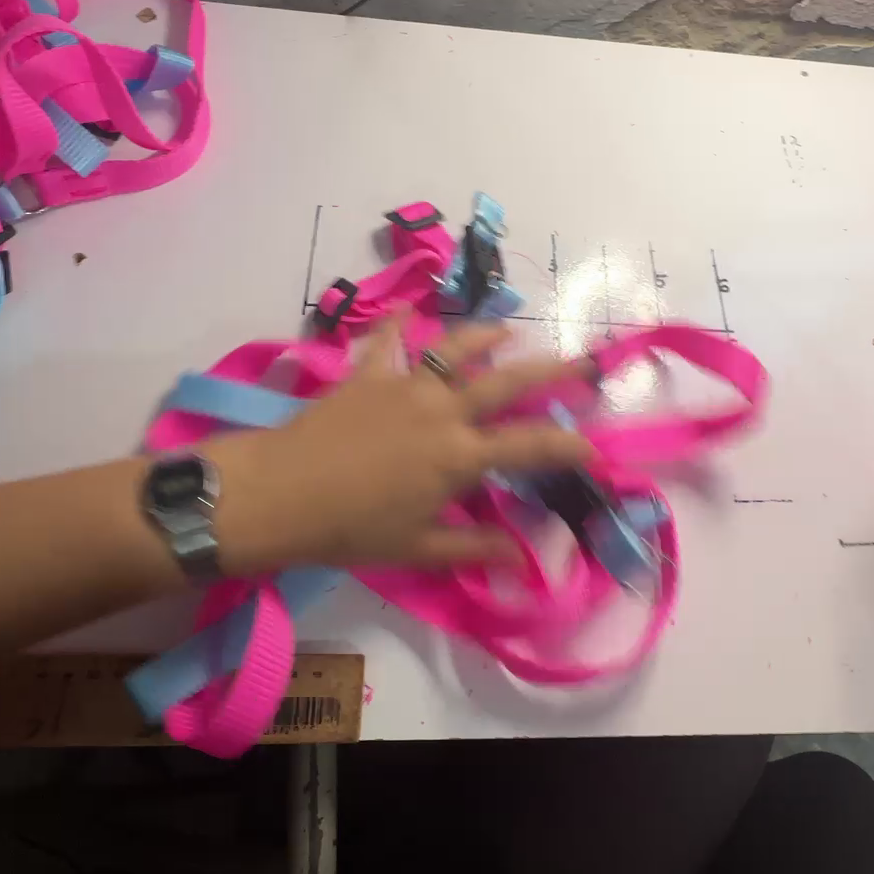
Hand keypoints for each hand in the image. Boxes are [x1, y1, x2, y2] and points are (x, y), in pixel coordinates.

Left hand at [201, 314, 594, 575]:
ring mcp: (404, 384)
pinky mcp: (367, 374)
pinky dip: (399, 325)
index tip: (595, 449)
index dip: (569, 447)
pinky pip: (387, 340)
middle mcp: (443, 410)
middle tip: (580, 360)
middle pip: (507, 382)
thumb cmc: (350, 528)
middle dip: (550, 370)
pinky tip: (407, 312)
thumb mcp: (417, 548)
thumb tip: (525, 562)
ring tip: (505, 328)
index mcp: (460, 456)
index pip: (531, 447)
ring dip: (485, 336)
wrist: (279, 493)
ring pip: (455, 348)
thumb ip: (474, 549)